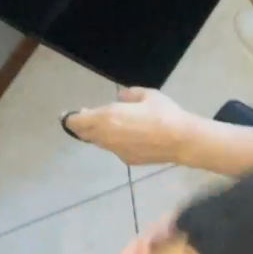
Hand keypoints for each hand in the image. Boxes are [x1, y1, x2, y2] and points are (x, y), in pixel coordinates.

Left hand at [64, 88, 196, 165]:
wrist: (181, 140)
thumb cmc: (164, 113)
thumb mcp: (149, 95)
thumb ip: (130, 94)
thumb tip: (120, 96)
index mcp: (106, 117)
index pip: (76, 121)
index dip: (72, 117)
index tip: (74, 113)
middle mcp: (105, 136)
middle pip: (84, 134)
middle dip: (83, 126)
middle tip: (90, 117)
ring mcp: (115, 150)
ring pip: (99, 142)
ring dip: (99, 134)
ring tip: (112, 126)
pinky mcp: (127, 159)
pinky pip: (115, 149)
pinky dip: (116, 142)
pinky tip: (132, 137)